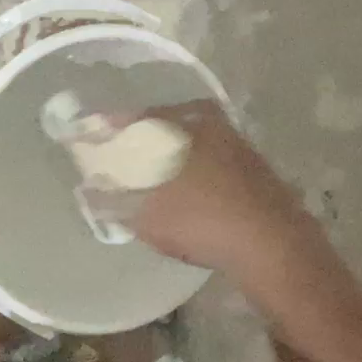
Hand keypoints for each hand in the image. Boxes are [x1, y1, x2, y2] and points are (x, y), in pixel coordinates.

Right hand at [92, 100, 319, 275]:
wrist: (271, 244)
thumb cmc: (202, 221)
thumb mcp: (148, 216)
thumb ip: (115, 201)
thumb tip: (90, 192)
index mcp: (185, 126)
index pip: (140, 116)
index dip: (115, 125)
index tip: (96, 130)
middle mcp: (215, 127)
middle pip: (173, 123)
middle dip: (149, 134)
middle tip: (130, 148)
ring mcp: (240, 150)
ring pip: (196, 143)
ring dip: (174, 155)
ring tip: (154, 174)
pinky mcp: (256, 175)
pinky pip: (213, 165)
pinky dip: (195, 173)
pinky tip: (188, 194)